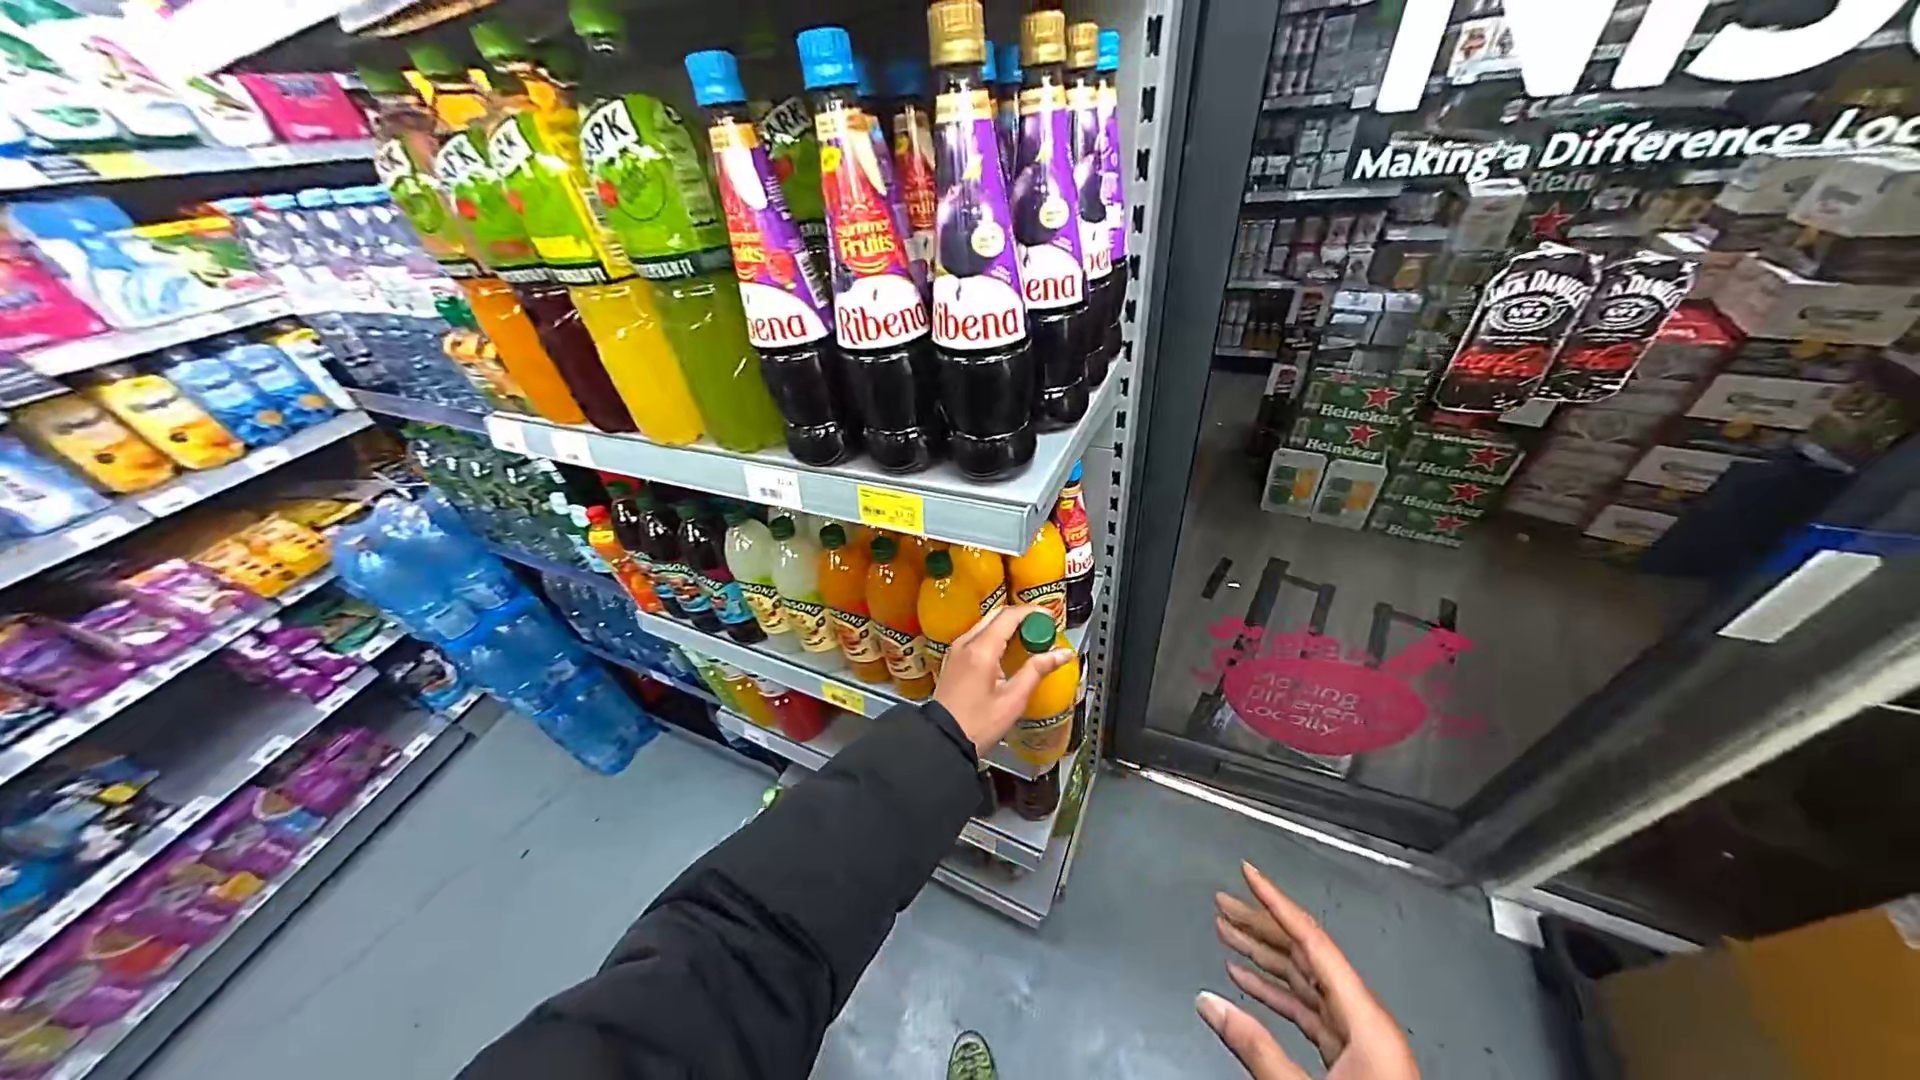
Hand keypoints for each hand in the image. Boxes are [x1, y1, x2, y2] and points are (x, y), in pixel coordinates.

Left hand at [932, 605, 1072, 755]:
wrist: (943, 740)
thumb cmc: (977, 725)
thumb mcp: (1013, 699)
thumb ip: (1037, 670)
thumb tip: (1062, 653)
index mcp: (981, 650)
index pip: (1009, 616)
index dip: (1032, 612)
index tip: (1051, 617)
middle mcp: (965, 643)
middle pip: (996, 615)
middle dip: (1022, 617)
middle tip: (1043, 627)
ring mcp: (956, 650)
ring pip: (986, 624)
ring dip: (1008, 626)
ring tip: (1030, 638)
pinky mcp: (953, 659)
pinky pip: (976, 636)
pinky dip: (995, 636)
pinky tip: (1009, 651)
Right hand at [1196, 862, 1420, 1079]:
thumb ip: (1256, 1047)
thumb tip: (1206, 1001)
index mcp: (1365, 1018)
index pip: (1312, 940)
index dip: (1275, 902)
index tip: (1248, 873)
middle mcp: (1365, 1020)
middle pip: (1305, 956)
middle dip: (1260, 926)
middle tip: (1221, 902)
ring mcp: (1359, 1041)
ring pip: (1303, 982)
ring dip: (1262, 957)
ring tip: (1224, 933)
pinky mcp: (1350, 1060)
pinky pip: (1306, 1011)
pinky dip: (1274, 993)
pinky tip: (1245, 981)